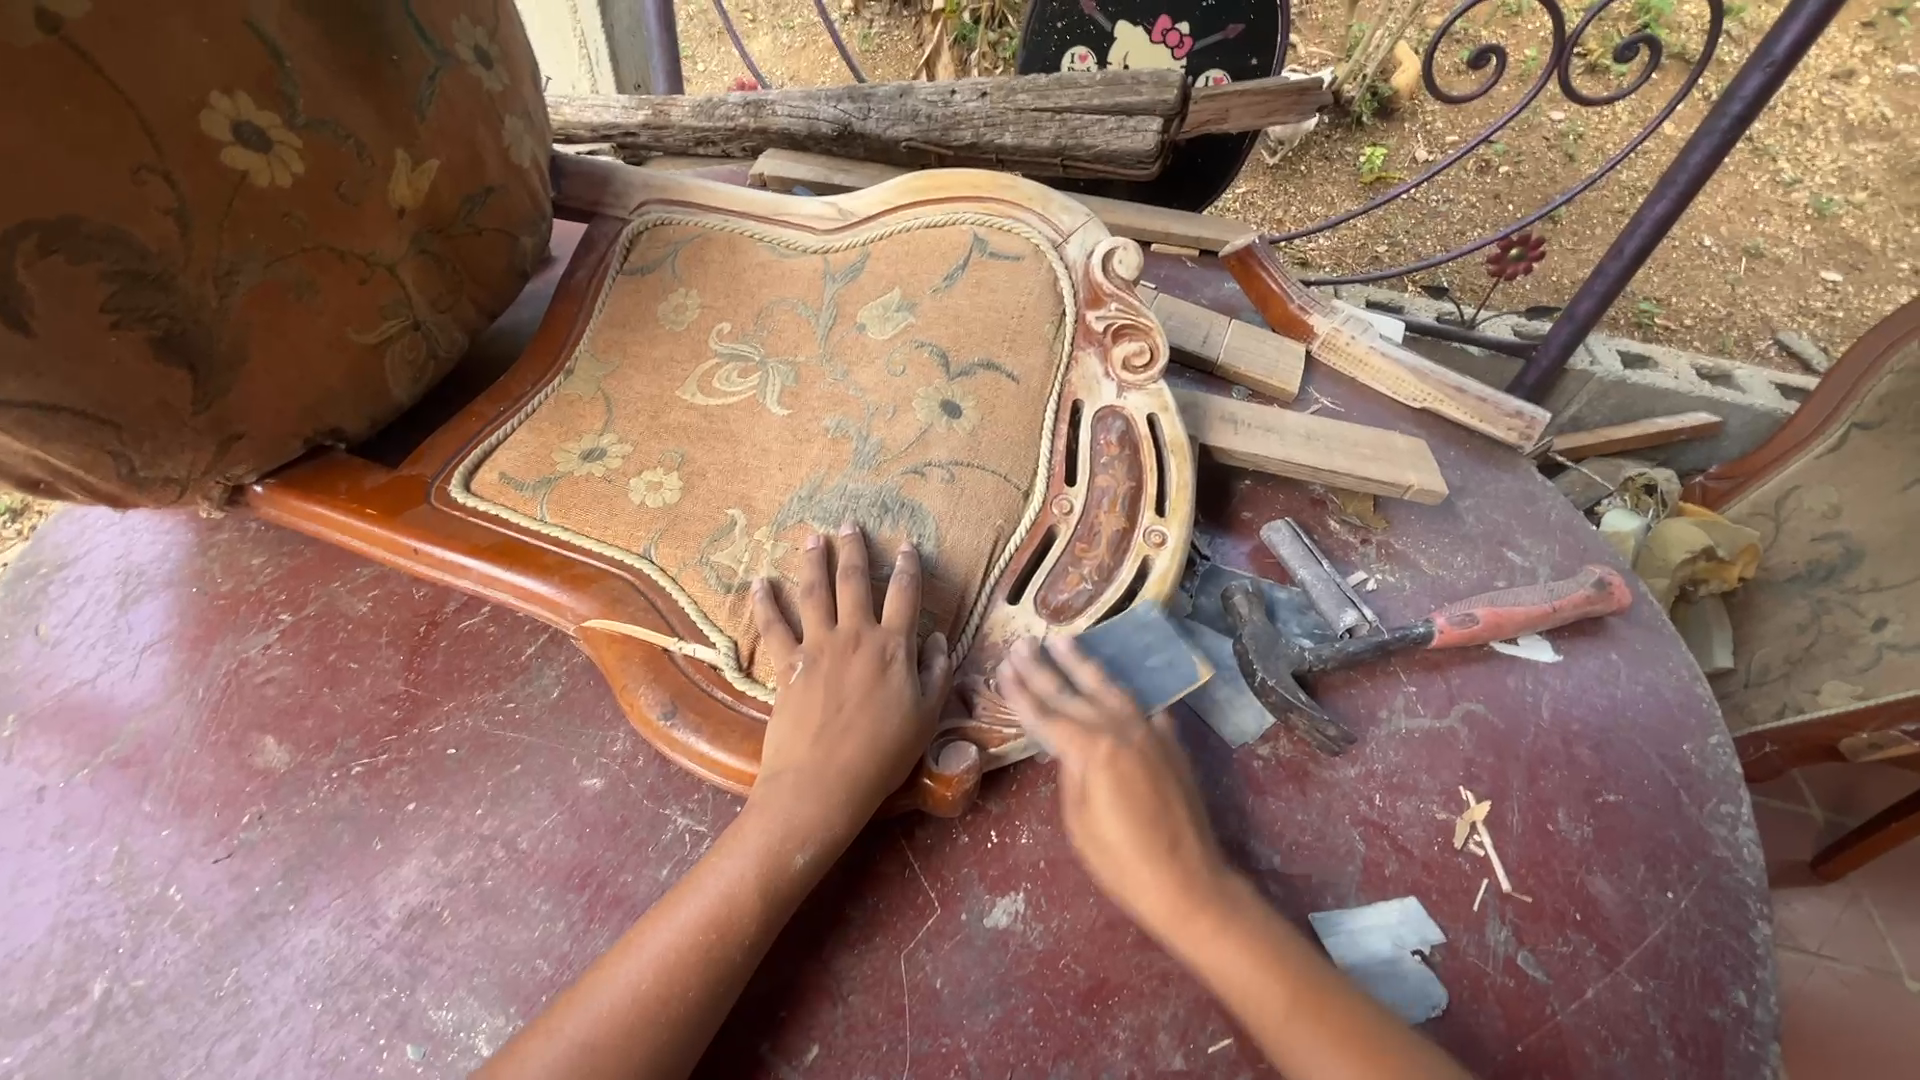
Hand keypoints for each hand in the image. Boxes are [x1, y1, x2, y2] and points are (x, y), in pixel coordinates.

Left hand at [748, 522, 952, 840]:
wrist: (823, 782)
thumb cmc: (883, 755)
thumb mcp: (926, 717)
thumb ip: (936, 672)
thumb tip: (939, 638)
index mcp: (893, 647)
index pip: (905, 594)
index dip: (908, 566)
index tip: (907, 544)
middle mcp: (855, 636)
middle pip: (854, 581)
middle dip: (854, 549)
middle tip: (849, 523)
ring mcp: (817, 647)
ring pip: (814, 592)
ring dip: (813, 560)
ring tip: (812, 536)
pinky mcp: (786, 665)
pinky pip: (772, 626)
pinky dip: (765, 602)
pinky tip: (760, 582)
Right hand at [997, 637, 1231, 936]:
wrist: (1188, 880)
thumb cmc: (1121, 861)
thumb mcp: (1078, 820)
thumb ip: (1070, 772)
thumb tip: (1067, 747)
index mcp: (1090, 750)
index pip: (1046, 714)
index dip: (1021, 692)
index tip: (1003, 667)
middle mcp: (1119, 730)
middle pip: (1073, 693)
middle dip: (1044, 668)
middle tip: (1023, 644)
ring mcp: (1149, 731)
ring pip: (1110, 688)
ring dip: (1084, 664)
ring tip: (1064, 640)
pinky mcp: (1170, 741)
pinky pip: (1144, 706)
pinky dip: (1126, 692)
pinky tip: (1117, 682)